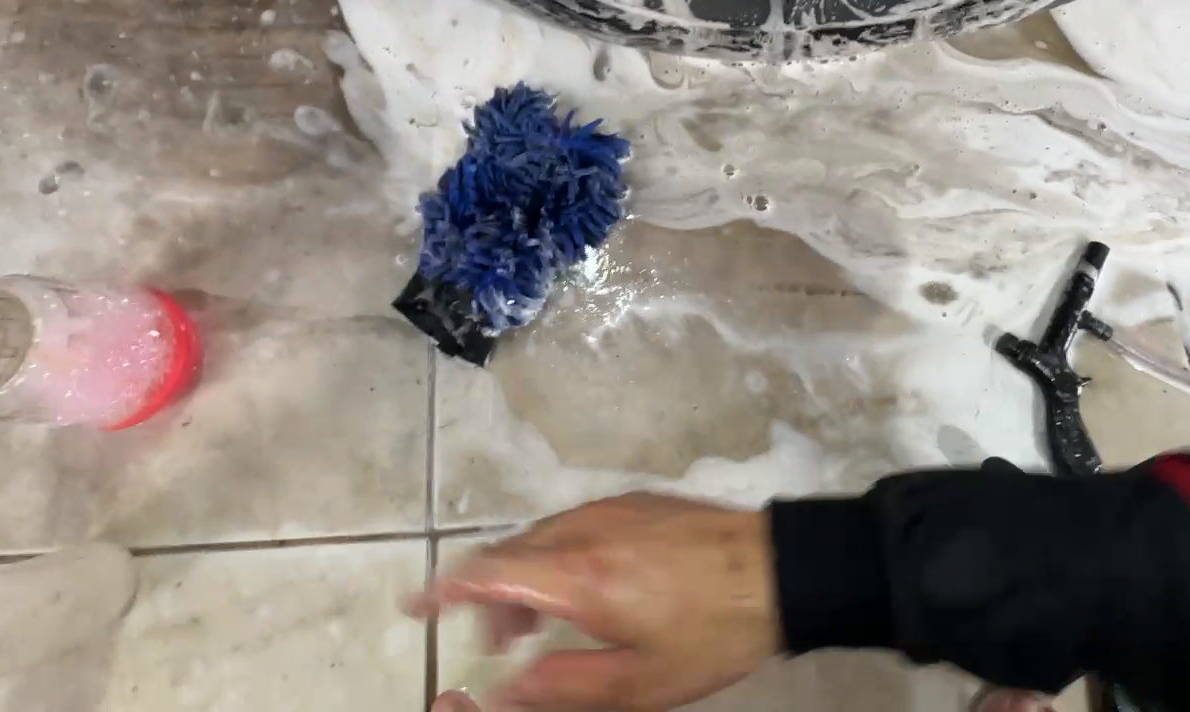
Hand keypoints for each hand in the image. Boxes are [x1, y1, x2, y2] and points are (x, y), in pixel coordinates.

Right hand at [406, 492, 779, 710]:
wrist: (772, 569)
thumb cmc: (707, 633)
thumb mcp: (638, 684)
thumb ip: (562, 686)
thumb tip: (501, 690)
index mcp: (579, 575)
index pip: (491, 571)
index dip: (446, 588)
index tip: (416, 605)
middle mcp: (583, 528)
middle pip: (511, 551)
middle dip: (487, 591)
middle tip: (497, 638)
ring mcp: (608, 507)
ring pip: (541, 536)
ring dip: (524, 574)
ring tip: (538, 621)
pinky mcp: (632, 500)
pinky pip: (572, 524)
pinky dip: (555, 555)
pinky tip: (581, 585)